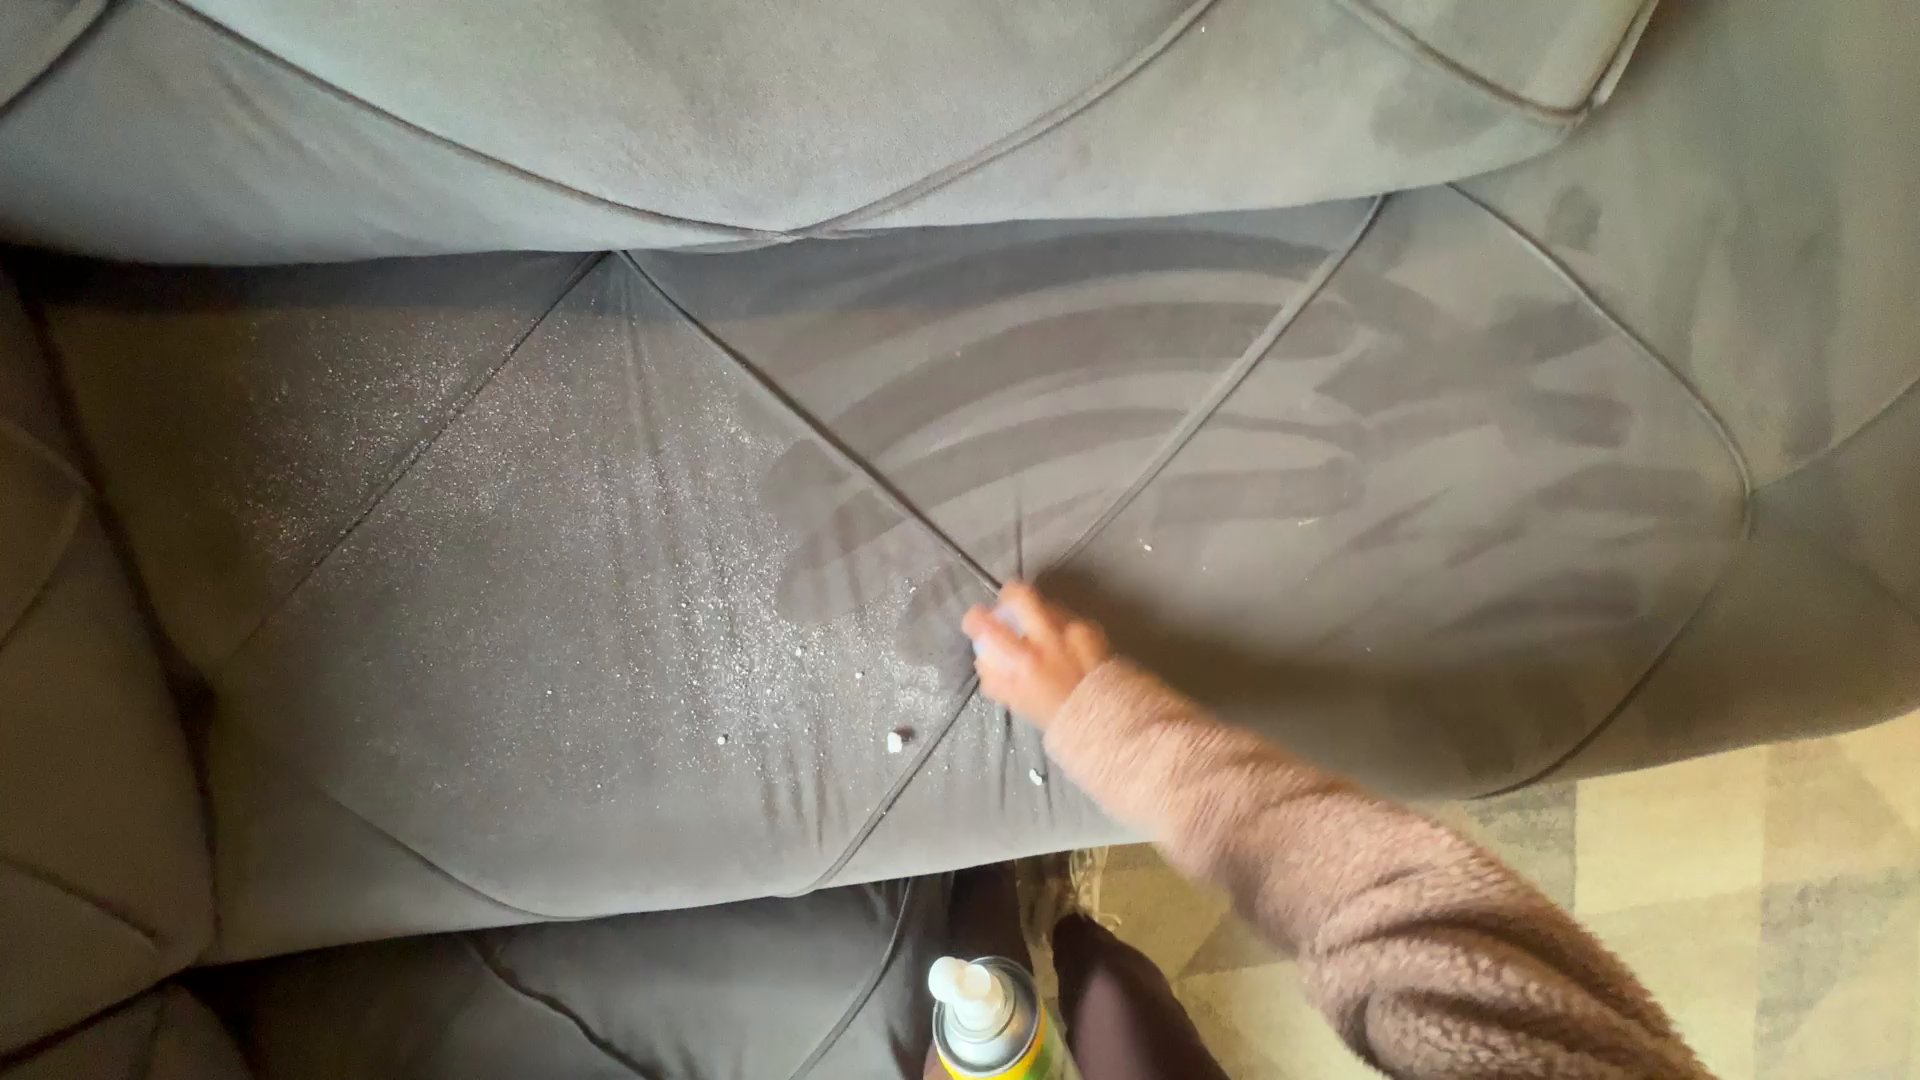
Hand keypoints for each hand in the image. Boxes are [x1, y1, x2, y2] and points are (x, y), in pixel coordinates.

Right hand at [962, 581, 1110, 728]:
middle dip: (1011, 593)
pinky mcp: (1092, 630)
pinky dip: (1062, 624)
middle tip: (1008, 601)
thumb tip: (982, 660)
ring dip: (1040, 610)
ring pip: (1047, 603)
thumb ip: (997, 680)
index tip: (975, 619)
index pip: (988, 626)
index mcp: (1023, 661)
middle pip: (1022, 596)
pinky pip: (1069, 617)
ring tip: (1041, 626)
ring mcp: (1072, 631)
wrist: (1105, 720)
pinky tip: (1065, 639)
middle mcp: (1046, 639)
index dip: (975, 618)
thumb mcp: (1018, 702)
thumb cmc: (1056, 716)